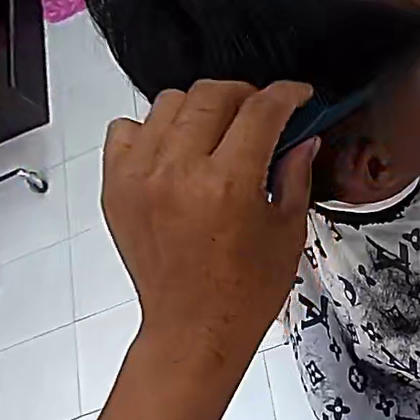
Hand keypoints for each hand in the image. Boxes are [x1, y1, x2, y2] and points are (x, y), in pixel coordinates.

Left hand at [101, 80, 319, 374]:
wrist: (197, 325)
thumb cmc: (246, 288)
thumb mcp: (288, 229)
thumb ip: (295, 173)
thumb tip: (304, 138)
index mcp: (230, 183)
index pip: (262, 110)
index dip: (287, 94)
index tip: (299, 95)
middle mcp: (179, 171)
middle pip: (213, 94)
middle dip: (248, 94)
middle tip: (266, 110)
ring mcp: (140, 176)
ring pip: (170, 103)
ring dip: (205, 107)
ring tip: (223, 131)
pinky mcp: (115, 186)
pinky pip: (128, 129)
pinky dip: (157, 128)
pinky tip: (180, 150)